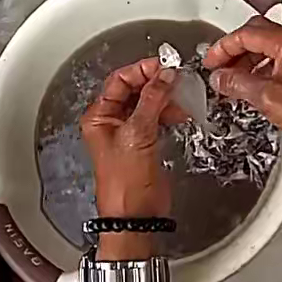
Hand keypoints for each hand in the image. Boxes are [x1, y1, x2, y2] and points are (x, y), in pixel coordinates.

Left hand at [80, 58, 186, 218]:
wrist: (135, 215)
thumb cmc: (125, 182)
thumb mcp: (138, 134)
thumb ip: (152, 101)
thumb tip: (164, 76)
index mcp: (99, 116)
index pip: (119, 81)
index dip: (141, 71)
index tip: (163, 67)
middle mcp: (110, 121)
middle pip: (133, 90)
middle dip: (155, 83)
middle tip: (176, 79)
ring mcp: (127, 132)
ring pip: (146, 103)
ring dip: (164, 98)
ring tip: (182, 97)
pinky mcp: (142, 142)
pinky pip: (155, 118)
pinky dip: (168, 113)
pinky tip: (180, 113)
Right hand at [203, 18, 281, 154]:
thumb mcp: (267, 99)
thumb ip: (238, 84)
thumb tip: (220, 78)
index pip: (245, 34)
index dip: (222, 48)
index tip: (211, 62)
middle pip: (255, 33)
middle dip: (232, 49)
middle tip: (218, 66)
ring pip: (265, 45)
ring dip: (245, 59)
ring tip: (231, 78)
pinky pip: (276, 57)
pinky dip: (258, 66)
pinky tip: (250, 83)